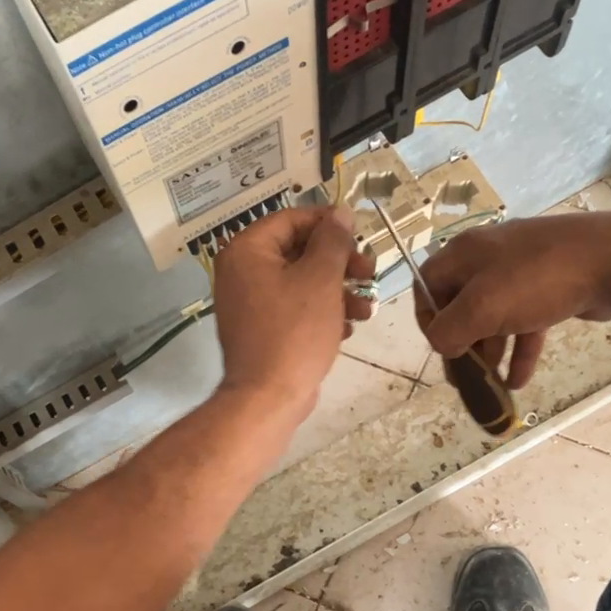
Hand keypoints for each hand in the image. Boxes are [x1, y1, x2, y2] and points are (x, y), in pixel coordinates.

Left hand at [212, 204, 374, 410]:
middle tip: (370, 273)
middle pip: (298, 253)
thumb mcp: (321, 279)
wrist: (268, 398)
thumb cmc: (294, 332)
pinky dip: (322, 314)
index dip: (329, 225)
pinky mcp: (262, 332)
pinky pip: (294, 310)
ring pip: (301, 284)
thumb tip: (340, 213)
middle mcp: (241, 273)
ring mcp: (249, 305)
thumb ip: (333, 241)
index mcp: (246, 251)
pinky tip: (347, 329)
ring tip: (367, 310)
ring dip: (338, 292)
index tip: (360, 236)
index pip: (291, 220)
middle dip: (339, 265)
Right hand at [415, 212, 610, 388]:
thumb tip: (444, 344)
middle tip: (465, 376)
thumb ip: (448, 332)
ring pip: (494, 317)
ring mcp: (522, 271)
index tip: (440, 347)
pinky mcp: (550, 286)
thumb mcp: (479, 309)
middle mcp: (489, 258)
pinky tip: (519, 382)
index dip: (428, 318)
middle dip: (462, 344)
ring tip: (492, 384)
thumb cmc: (535, 281)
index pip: (427, 284)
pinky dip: (519, 351)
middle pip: (461, 306)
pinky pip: (525, 322)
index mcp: (464, 254)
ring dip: (490, 353)